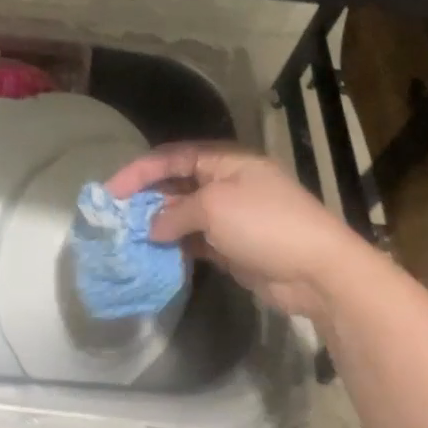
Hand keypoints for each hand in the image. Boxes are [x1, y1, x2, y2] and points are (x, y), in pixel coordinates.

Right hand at [107, 145, 367, 322]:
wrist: (318, 270)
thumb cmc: (265, 224)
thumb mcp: (214, 208)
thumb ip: (175, 213)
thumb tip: (151, 227)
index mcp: (225, 161)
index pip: (172, 157)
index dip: (139, 171)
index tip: (110, 191)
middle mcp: (225, 183)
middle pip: (176, 184)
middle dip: (145, 198)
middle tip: (114, 217)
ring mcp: (230, 216)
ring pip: (183, 215)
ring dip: (158, 225)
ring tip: (127, 238)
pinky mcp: (233, 247)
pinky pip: (195, 241)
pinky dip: (174, 247)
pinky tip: (154, 255)